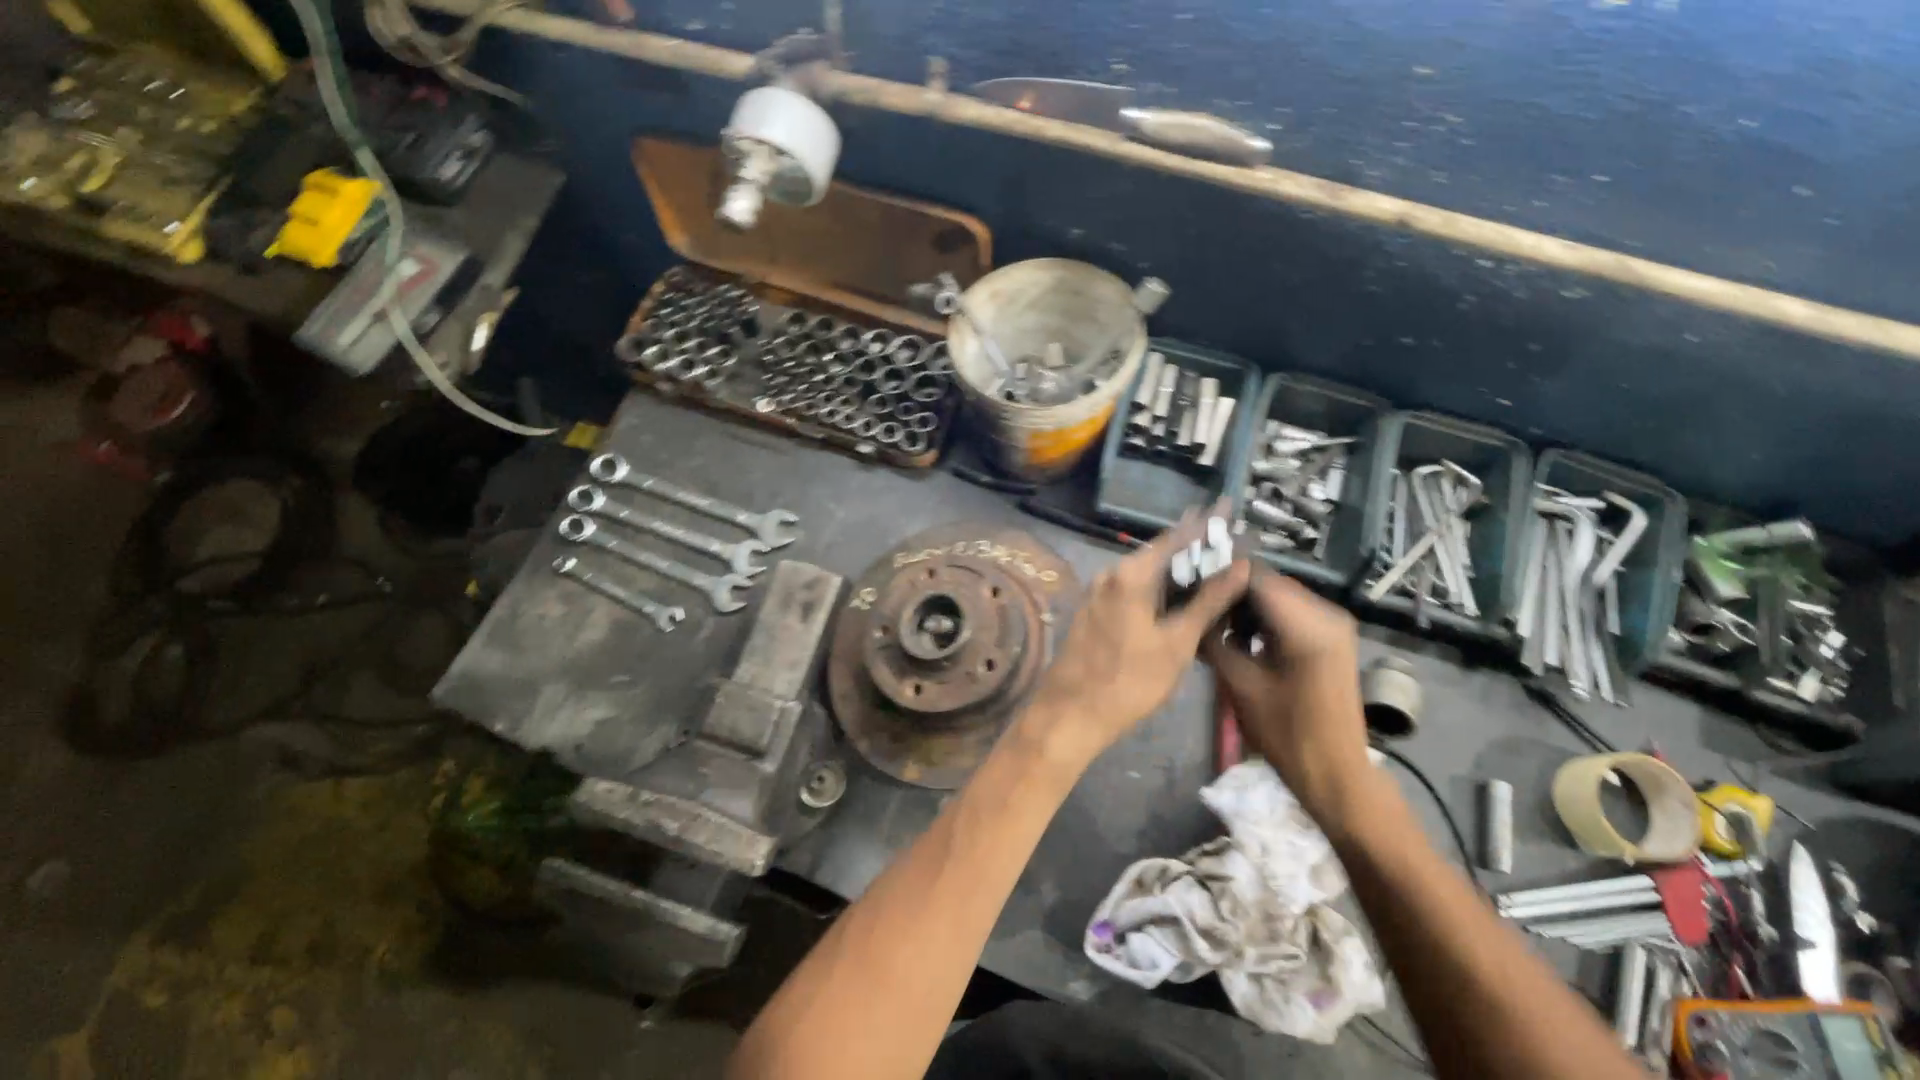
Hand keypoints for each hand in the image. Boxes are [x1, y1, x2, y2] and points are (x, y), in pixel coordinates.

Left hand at [1021, 511, 1249, 767]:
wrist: (1070, 715)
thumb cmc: (1129, 681)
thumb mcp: (1177, 643)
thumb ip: (1208, 601)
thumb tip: (1240, 564)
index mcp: (1131, 574)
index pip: (1176, 536)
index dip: (1205, 523)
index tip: (1227, 505)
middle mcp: (1111, 574)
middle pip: (1160, 552)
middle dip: (1195, 547)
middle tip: (1230, 541)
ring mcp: (1100, 594)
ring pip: (1147, 573)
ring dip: (1179, 571)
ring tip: (1215, 567)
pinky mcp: (1096, 612)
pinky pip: (1135, 590)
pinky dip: (1161, 589)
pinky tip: (1182, 598)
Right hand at [1202, 569, 1375, 826]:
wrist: (1334, 773)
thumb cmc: (1286, 734)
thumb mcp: (1240, 685)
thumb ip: (1215, 640)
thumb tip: (1193, 610)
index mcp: (1310, 625)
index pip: (1256, 577)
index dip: (1219, 578)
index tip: (1189, 588)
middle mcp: (1328, 614)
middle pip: (1269, 584)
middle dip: (1232, 592)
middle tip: (1197, 608)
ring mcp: (1334, 625)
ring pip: (1279, 597)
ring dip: (1246, 607)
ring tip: (1214, 625)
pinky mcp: (1332, 638)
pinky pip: (1291, 613)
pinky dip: (1264, 619)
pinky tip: (1241, 638)